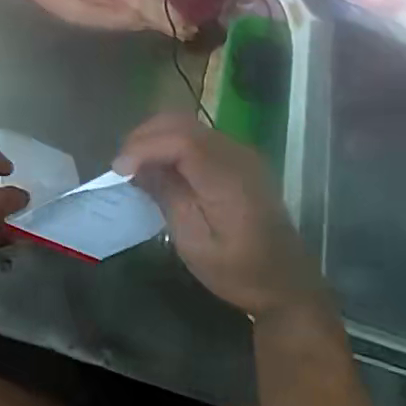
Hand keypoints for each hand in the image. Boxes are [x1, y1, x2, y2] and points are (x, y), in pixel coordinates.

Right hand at [115, 113, 324, 319]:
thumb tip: (137, 167)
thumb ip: (167, 197)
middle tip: (121, 165)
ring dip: (156, 137)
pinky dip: (171, 142)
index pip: (181, 141)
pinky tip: (158, 165)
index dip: (144, 147)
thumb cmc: (239, 271)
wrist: (286, 282)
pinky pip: (198, 136)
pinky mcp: (238, 158)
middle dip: (144, 136)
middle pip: (182, 123)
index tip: (118, 169)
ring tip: (134, 164)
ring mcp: (240, 152)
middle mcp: (236, 155)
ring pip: (188, 124)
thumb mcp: (195, 244)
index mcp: (228, 179)